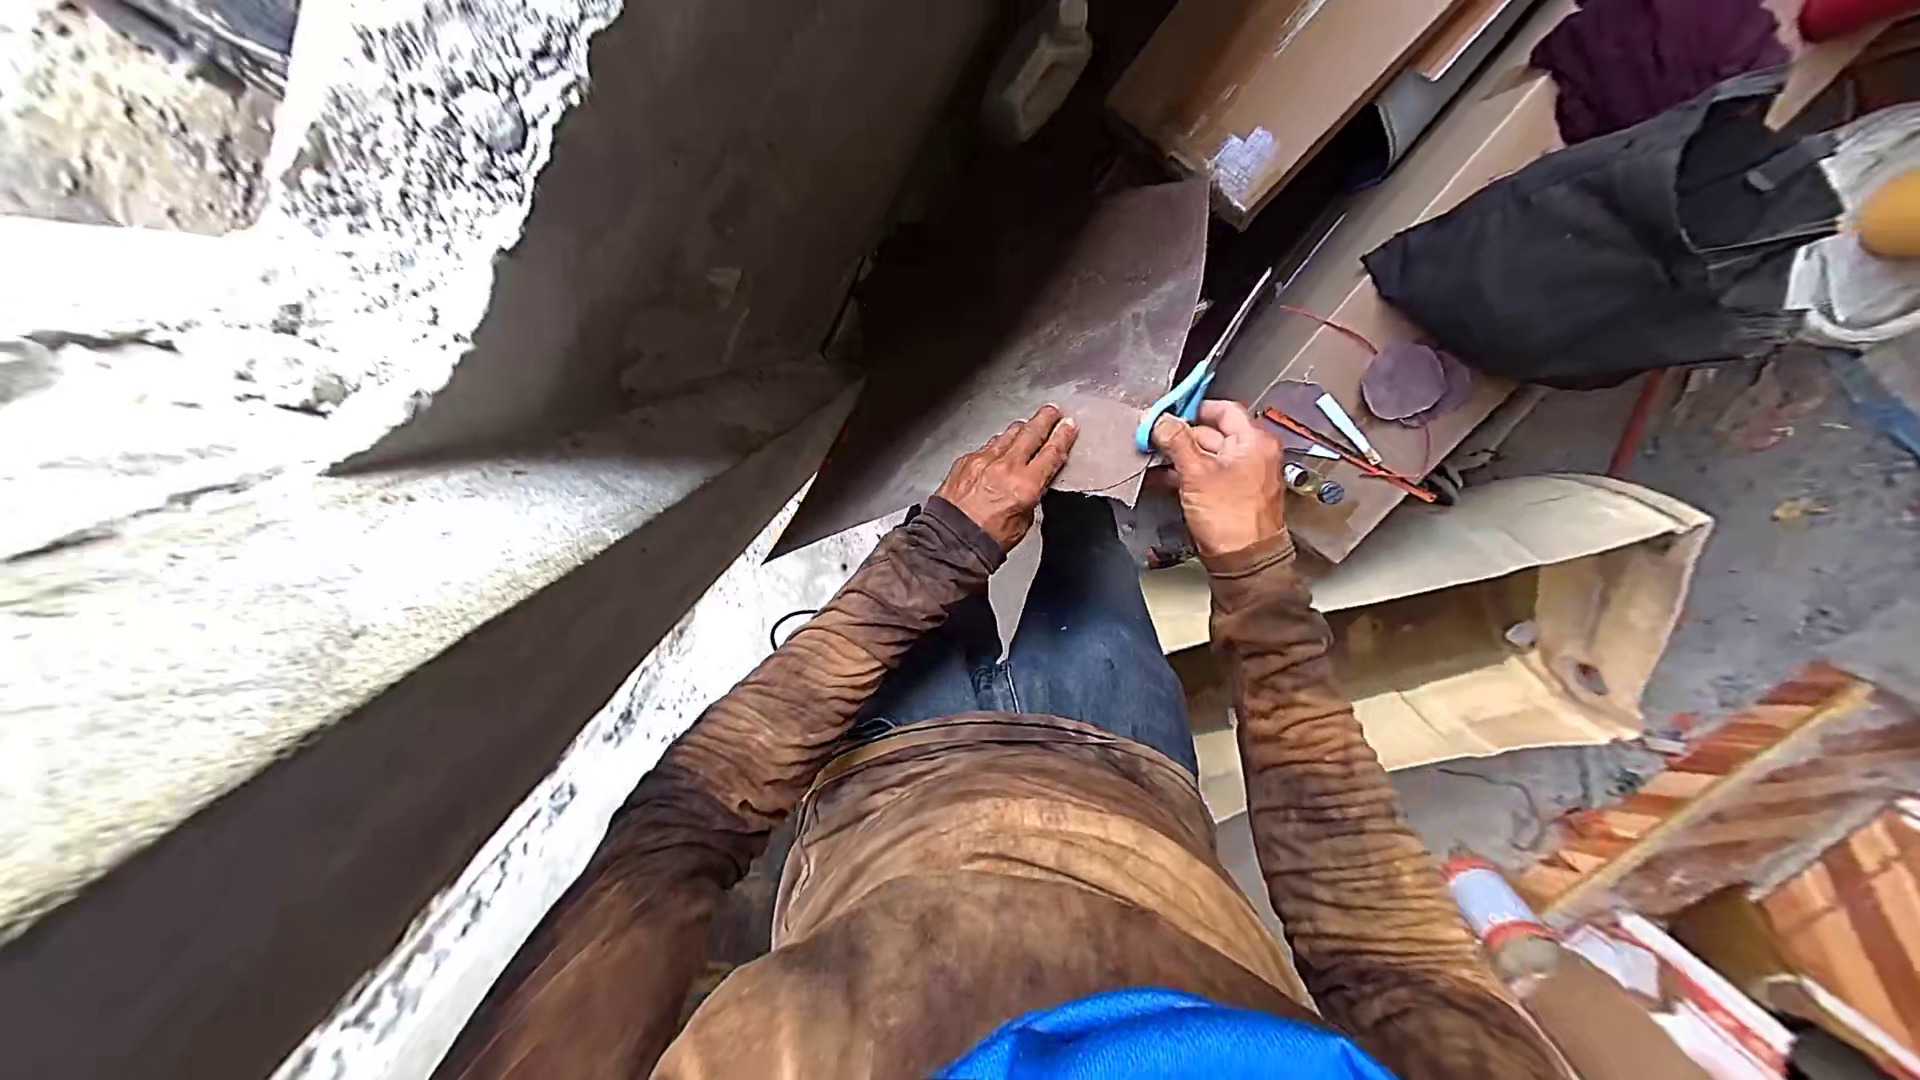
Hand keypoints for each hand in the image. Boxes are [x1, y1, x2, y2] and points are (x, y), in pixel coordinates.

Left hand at [934, 404, 1078, 550]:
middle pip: (1031, 433)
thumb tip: (1032, 483)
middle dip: (1045, 419)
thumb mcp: (1023, 522)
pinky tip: (999, 446)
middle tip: (1052, 411)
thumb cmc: (986, 539)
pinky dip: (997, 444)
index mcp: (1025, 484)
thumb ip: (1030, 496)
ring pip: (1008, 435)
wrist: (950, 541)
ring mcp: (984, 460)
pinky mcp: (966, 461)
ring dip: (1021, 429)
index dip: (1063, 436)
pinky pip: (987, 445)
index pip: (1051, 453)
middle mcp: (1006, 467)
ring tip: (1028, 425)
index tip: (1068, 425)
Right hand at [1151, 400, 1285, 558]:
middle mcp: (1252, 455)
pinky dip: (1185, 475)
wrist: (1242, 561)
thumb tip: (1163, 421)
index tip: (1171, 412)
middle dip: (1180, 437)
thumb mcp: (1196, 472)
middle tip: (1153, 440)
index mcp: (1254, 442)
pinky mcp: (1230, 495)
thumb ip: (1177, 441)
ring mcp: (1242, 476)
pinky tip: (1163, 479)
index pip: (1223, 410)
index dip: (1195, 408)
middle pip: (1210, 433)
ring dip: (1178, 457)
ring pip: (1205, 456)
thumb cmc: (1232, 520)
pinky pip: (1205, 475)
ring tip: (1153, 461)